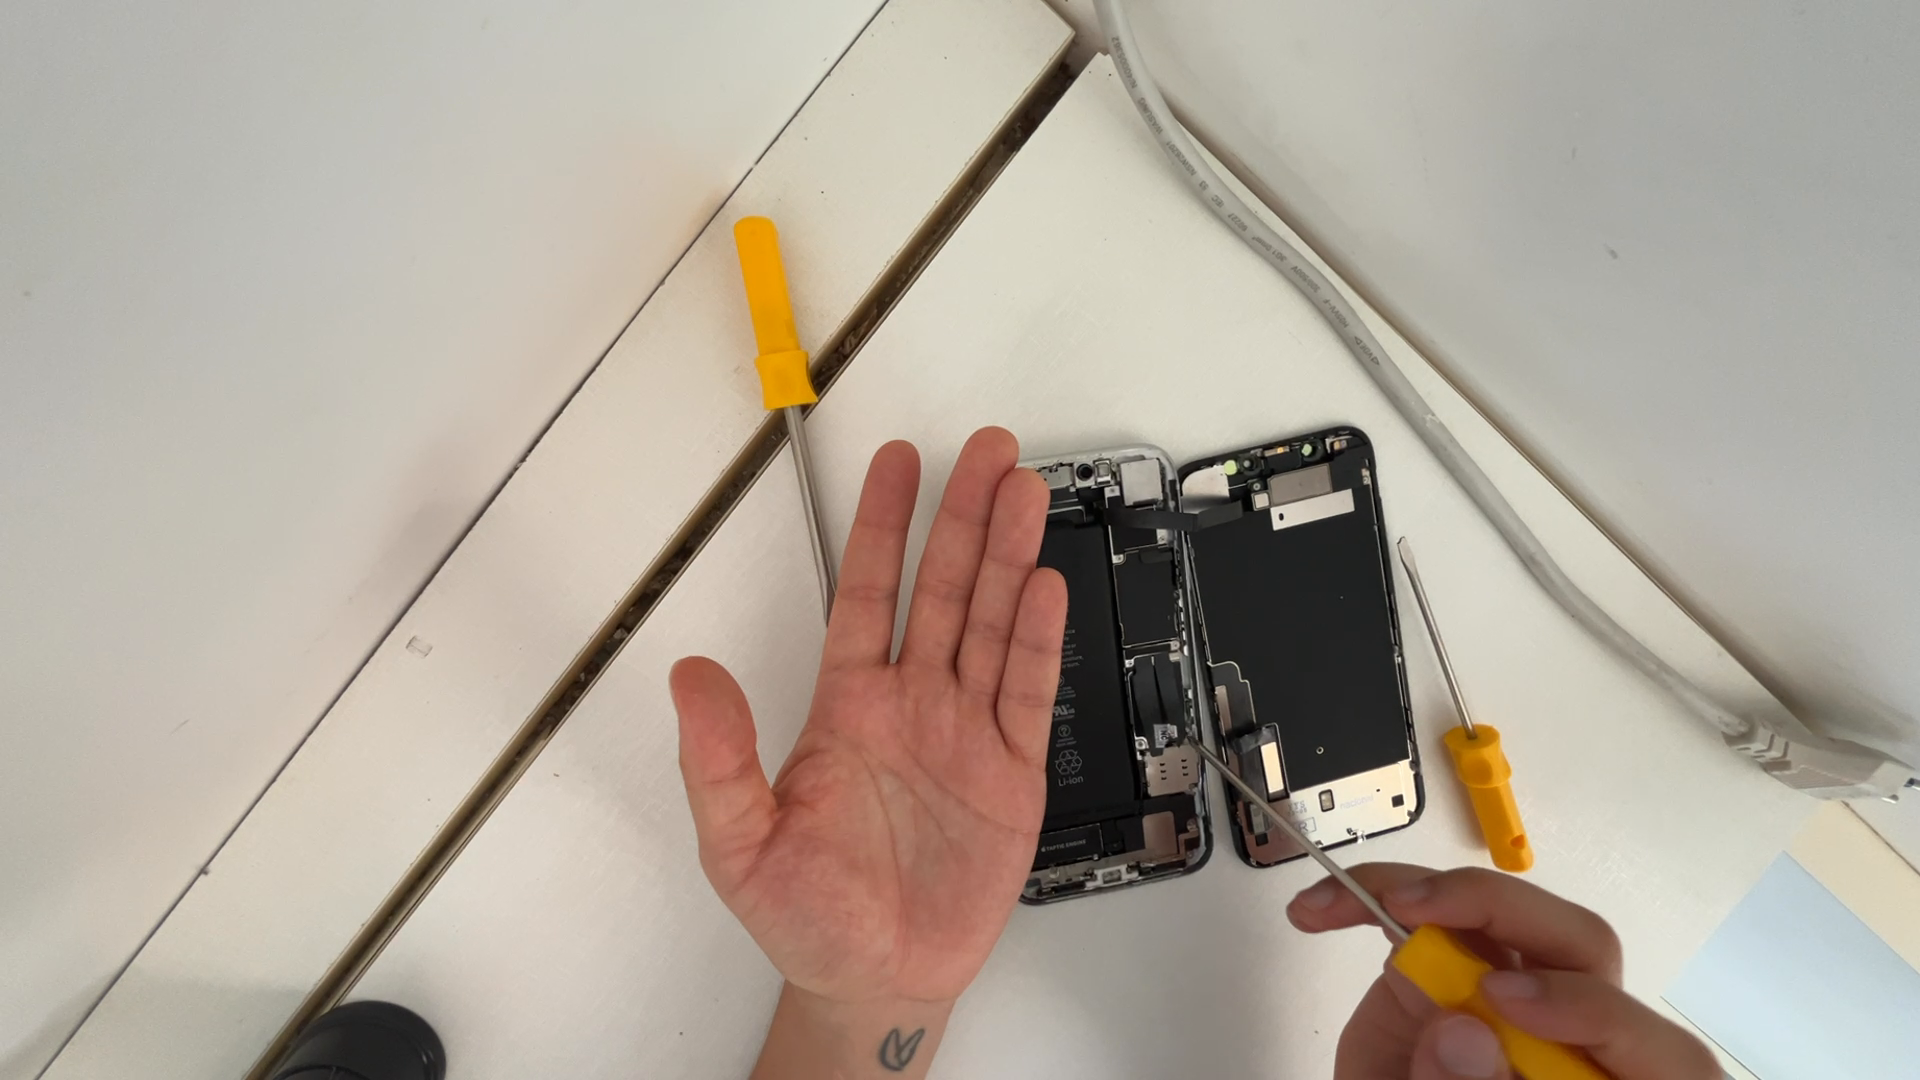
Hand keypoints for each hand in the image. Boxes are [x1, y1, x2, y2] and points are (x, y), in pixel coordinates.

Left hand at [672, 428, 1065, 1074]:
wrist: (876, 974)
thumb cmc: (808, 911)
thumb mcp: (739, 841)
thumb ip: (717, 757)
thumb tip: (688, 675)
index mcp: (849, 701)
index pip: (867, 591)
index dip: (881, 524)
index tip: (896, 462)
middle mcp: (913, 699)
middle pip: (943, 588)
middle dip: (964, 516)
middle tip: (987, 453)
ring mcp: (966, 728)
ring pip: (992, 624)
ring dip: (1008, 558)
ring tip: (1023, 496)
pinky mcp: (1011, 769)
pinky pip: (1027, 692)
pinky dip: (1038, 641)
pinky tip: (1044, 590)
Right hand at [1288, 864, 1718, 1079]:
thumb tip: (1465, 1030)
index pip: (1661, 1054)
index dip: (1593, 1012)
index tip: (1498, 997)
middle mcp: (1572, 1037)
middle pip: (1577, 946)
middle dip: (1490, 907)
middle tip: (1404, 907)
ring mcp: (1509, 996)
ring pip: (1495, 911)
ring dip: (1404, 889)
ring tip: (1327, 904)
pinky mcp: (1451, 968)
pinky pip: (1425, 912)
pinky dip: (1367, 897)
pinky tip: (1316, 911)